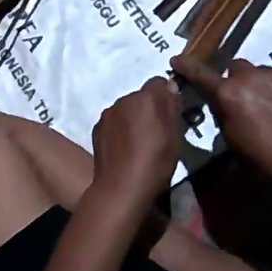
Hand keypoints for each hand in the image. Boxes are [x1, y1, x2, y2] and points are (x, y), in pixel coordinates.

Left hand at [87, 77, 181, 213]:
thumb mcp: (174, 136)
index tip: (172, 114)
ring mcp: (108, 114)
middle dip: (149, 108)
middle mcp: (124, 100)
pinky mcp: (97, 129)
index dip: (167, 96)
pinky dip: (120, 130)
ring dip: (133, 119)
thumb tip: (170, 87)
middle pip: (141, 96)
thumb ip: (171, 107)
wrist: (121, 188)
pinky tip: (124, 149)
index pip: (159, 82)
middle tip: (156, 132)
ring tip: (138, 143)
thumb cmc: (155, 162)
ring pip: (126, 109)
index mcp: (146, 98)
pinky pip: (114, 123)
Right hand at [171, 57, 271, 174]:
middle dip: (237, 78)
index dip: (188, 66)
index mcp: (227, 93)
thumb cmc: (261, 155)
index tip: (177, 60)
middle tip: (245, 97)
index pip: (201, 74)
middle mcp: (248, 76)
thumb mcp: (231, 138)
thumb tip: (222, 103)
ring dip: (262, 83)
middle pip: (236, 67)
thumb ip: (223, 113)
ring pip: (262, 71)